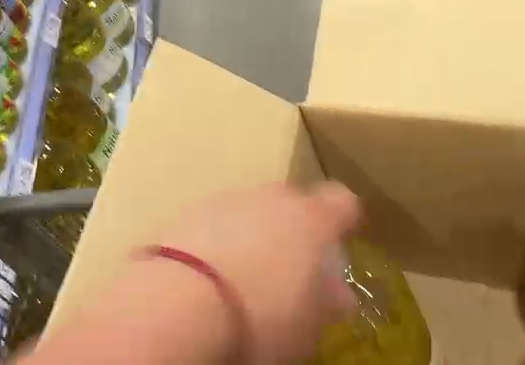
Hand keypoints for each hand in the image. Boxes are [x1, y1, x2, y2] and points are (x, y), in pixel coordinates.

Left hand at [149, 182, 363, 363]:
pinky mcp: (192, 210)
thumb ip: (326, 302)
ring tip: (247, 278)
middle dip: (294, 230)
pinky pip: (218, 222)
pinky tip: (213, 277)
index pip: (342, 202)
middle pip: (293, 203)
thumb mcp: (308, 326)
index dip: (343, 221)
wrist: (181, 302)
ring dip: (255, 235)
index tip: (340, 244)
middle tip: (290, 271)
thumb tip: (338, 294)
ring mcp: (230, 199)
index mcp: (312, 219)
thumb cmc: (262, 318)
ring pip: (253, 211)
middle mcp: (274, 197)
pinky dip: (221, 241)